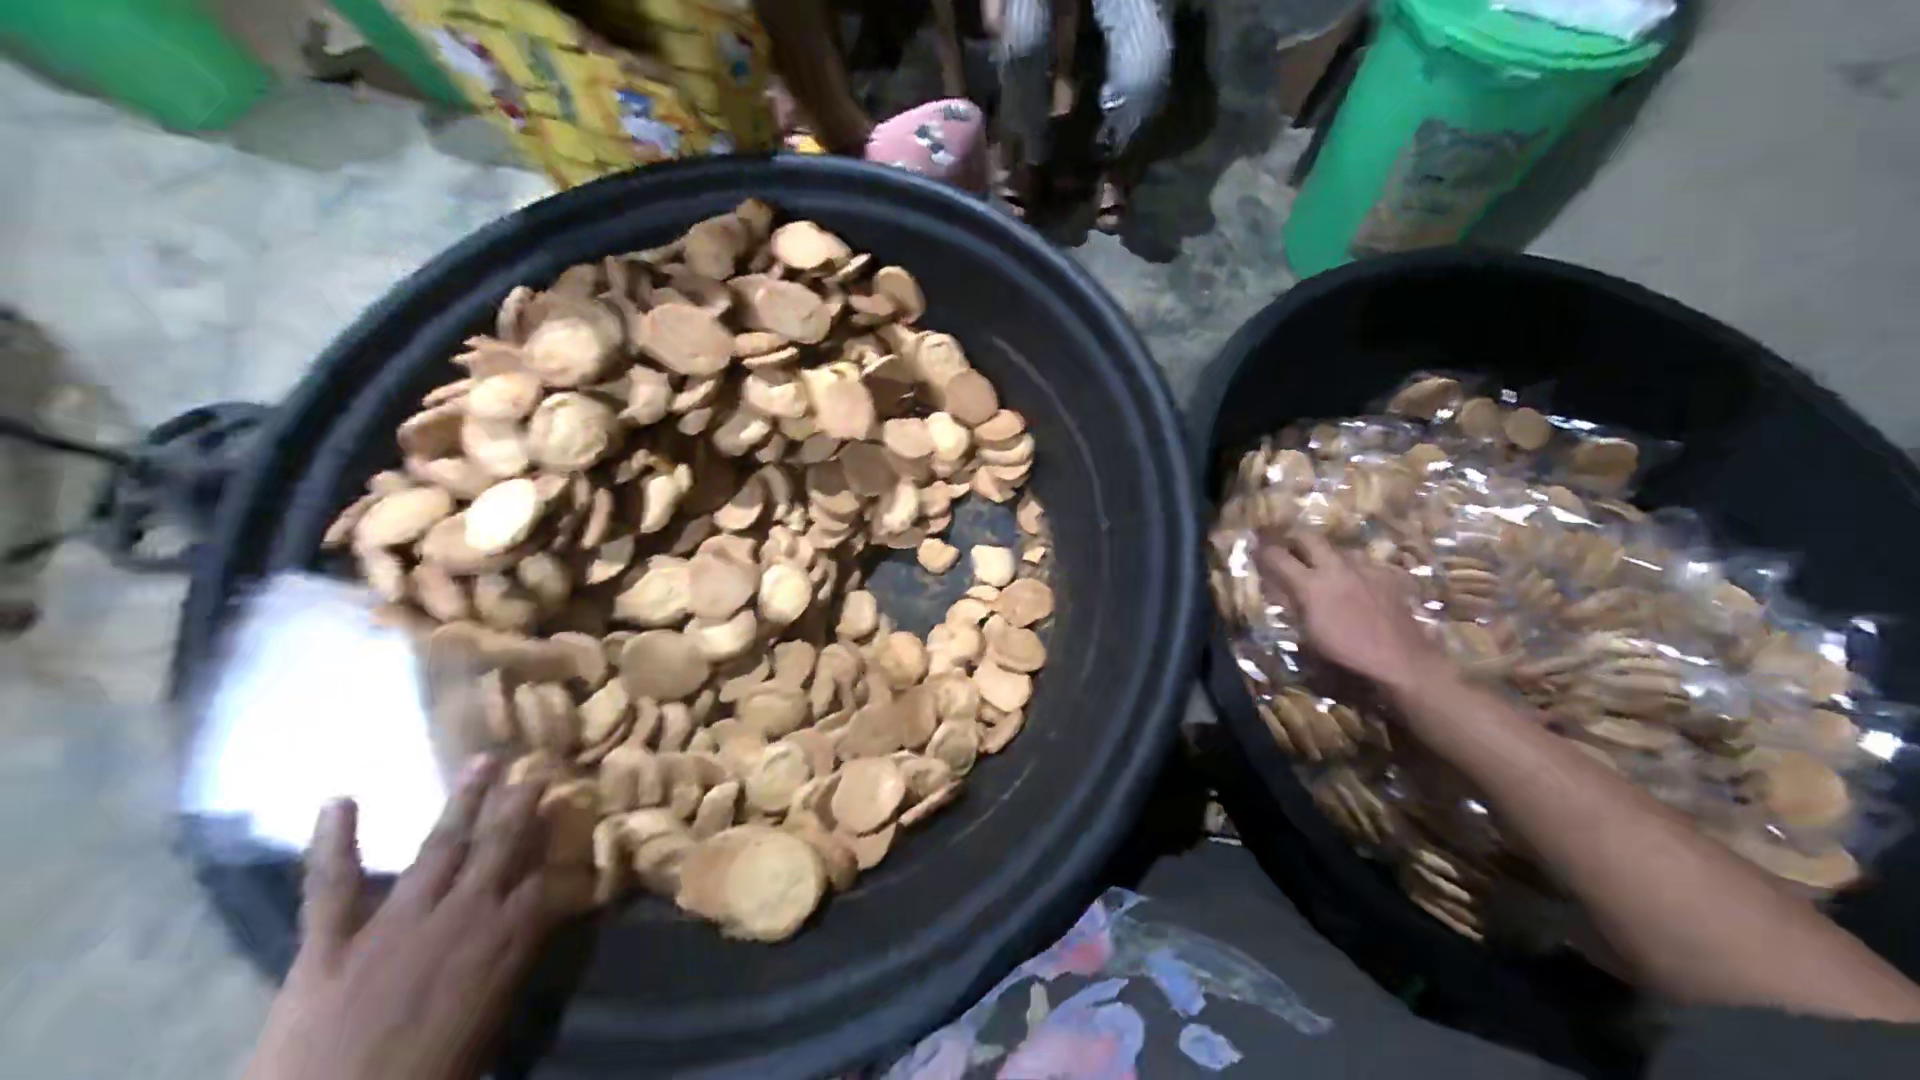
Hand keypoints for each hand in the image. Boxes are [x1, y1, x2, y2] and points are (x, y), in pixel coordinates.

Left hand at [243, 758, 563, 1079]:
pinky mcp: (329, 943)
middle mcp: (461, 917)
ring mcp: (394, 924)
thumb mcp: (493, 1025)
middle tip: (536, 767)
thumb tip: (534, 922)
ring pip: (439, 847)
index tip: (570, 808)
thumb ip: (511, 965)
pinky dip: (335, 840)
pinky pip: (332, 884)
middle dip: (520, 804)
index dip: (557, 840)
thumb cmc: (428, 1079)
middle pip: (500, 846)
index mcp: (503, 941)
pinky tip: (339, 798)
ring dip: (464, 800)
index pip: (544, 875)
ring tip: (484, 760)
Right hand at [1258, 532, 1449, 691]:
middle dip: (1295, 539)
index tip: (1258, 550)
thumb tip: (1282, 589)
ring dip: (1328, 557)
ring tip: (1327, 571)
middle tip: (1290, 548)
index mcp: (1311, 585)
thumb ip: (1294, 604)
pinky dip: (1355, 572)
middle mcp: (1336, 568)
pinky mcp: (1387, 574)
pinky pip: (1364, 565)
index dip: (1264, 552)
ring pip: (1339, 550)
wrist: (1400, 658)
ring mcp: (1365, 568)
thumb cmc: (1346, 652)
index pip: (1278, 557)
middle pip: (1309, 538)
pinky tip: (1359, 587)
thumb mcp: (1308, 632)